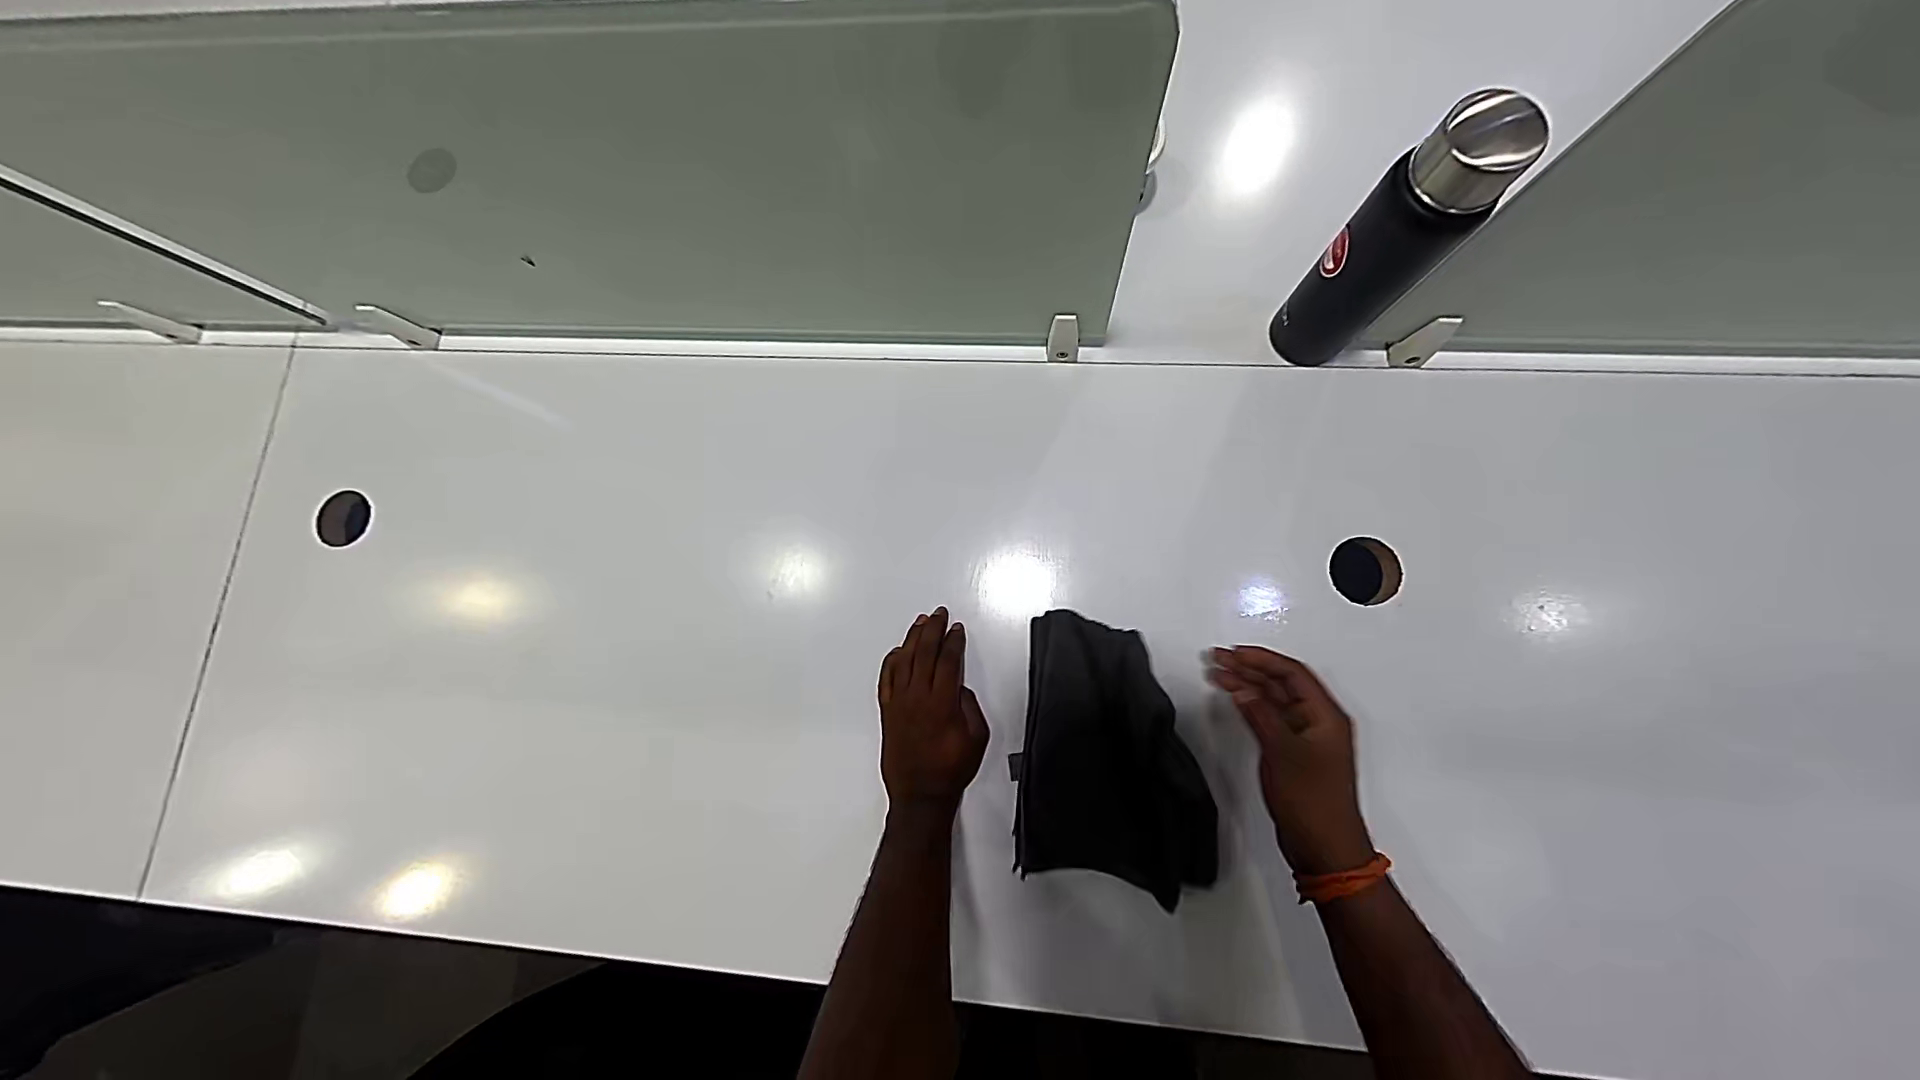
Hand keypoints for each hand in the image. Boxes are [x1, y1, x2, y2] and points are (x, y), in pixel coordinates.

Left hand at [878, 608, 989, 817]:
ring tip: (919, 623)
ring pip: (904, 660)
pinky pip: (887, 678)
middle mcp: (918, 698)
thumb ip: (970, 706)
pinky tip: (897, 652)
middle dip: (933, 630)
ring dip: (912, 639)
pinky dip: (892, 661)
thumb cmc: (948, 770)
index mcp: (942, 702)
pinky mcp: (888, 711)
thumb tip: (960, 689)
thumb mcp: (976, 737)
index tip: (957, 630)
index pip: (948, 660)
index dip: (953, 641)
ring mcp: (900, 703)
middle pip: (925, 652)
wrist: (920, 794)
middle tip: (938, 615)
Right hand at [1207, 646, 1374, 874]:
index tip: (1232, 652)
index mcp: (1325, 716)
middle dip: (1248, 667)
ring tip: (1218, 672)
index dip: (1260, 658)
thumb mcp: (1283, 752)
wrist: (1324, 847)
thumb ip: (1260, 715)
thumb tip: (1242, 689)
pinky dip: (1249, 704)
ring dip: (1246, 684)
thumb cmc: (1315, 805)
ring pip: (1272, 698)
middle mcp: (1317, 722)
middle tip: (1218, 657)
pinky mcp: (1292, 751)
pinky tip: (1234, 698)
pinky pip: (1269, 715)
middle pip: (1281, 682)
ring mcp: (1304, 737)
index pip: (1291, 673)